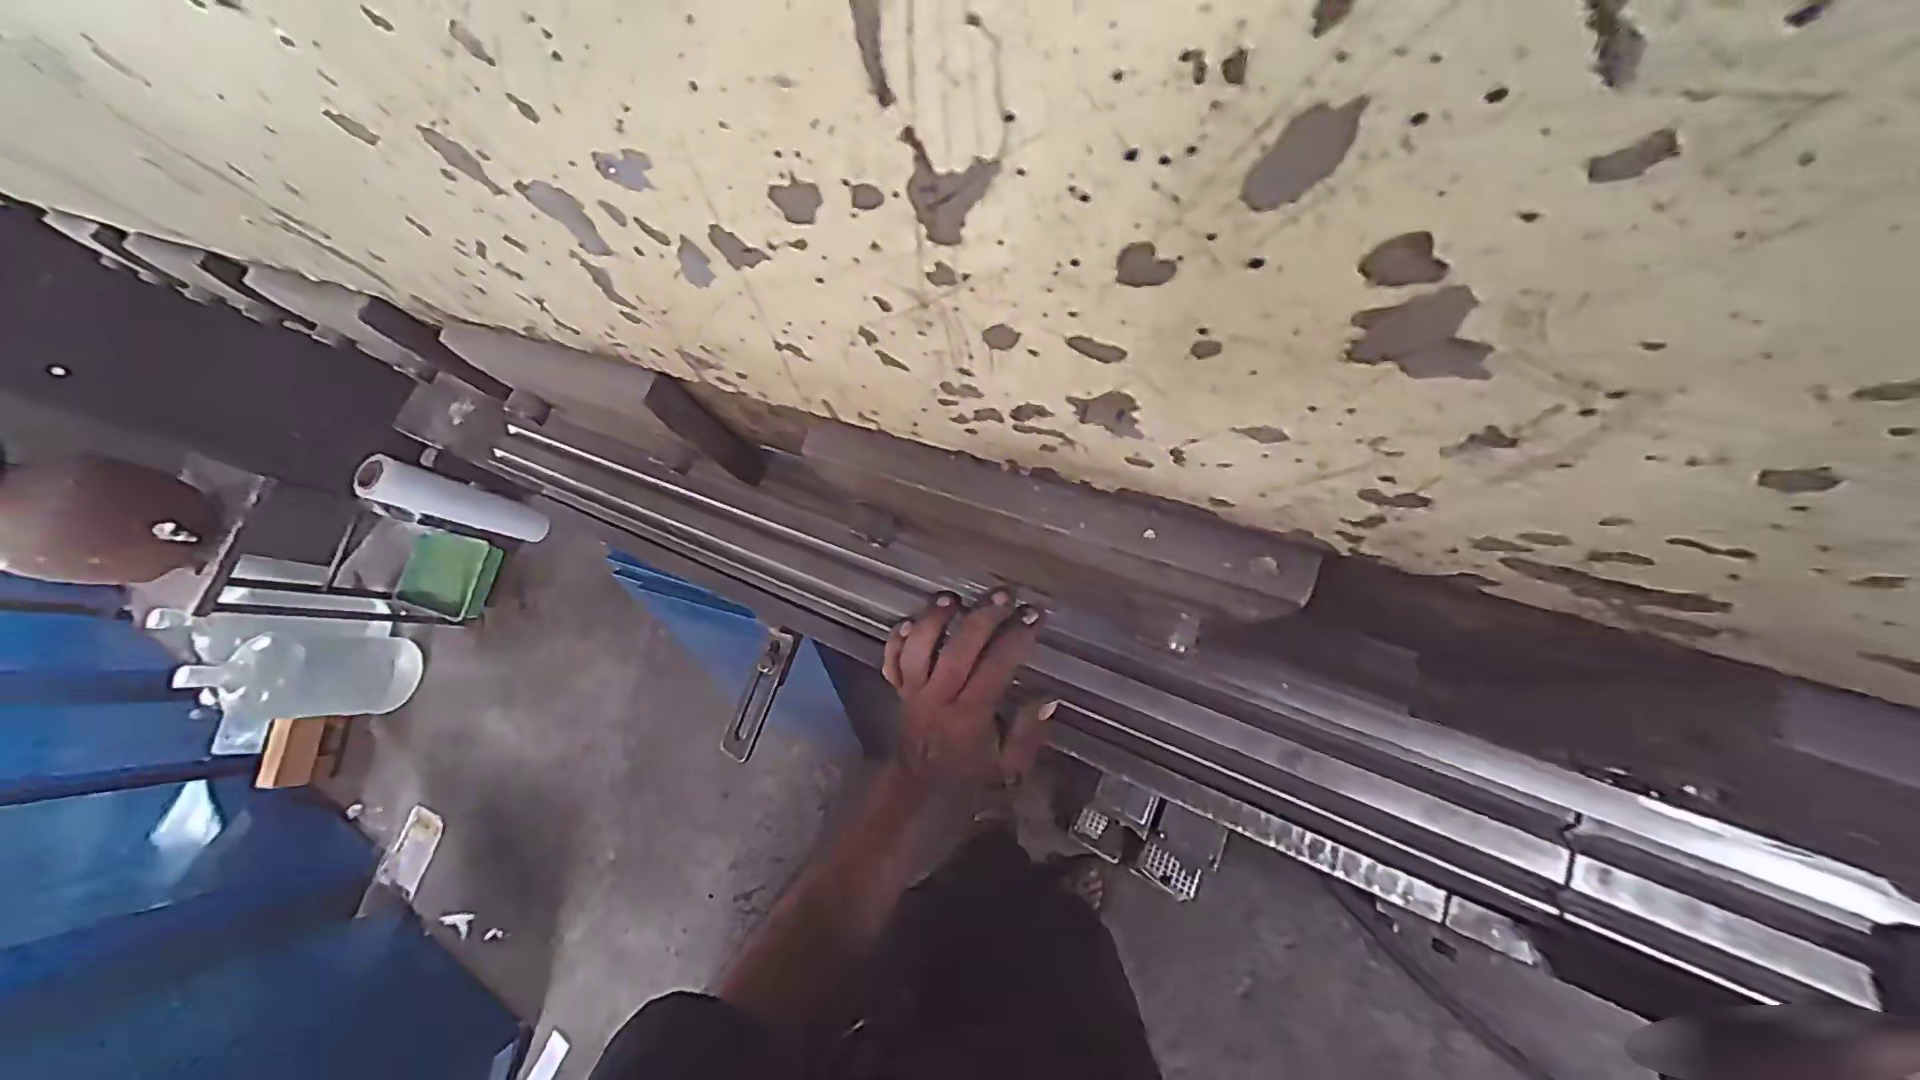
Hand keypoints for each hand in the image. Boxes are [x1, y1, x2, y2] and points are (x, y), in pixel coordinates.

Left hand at [881, 589, 1053, 793]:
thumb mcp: (1008, 765)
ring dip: (935, 620)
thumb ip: (1029, 733)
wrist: (920, 783)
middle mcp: (938, 698)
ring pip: (918, 649)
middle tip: (1003, 595)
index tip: (1033, 617)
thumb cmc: (969, 770)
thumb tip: (1048, 699)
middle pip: (957, 651)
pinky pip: (891, 659)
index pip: (995, 668)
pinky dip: (897, 638)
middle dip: (982, 618)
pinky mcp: (897, 688)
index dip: (1015, 639)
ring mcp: (913, 691)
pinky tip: (913, 620)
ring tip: (954, 598)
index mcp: (969, 716)